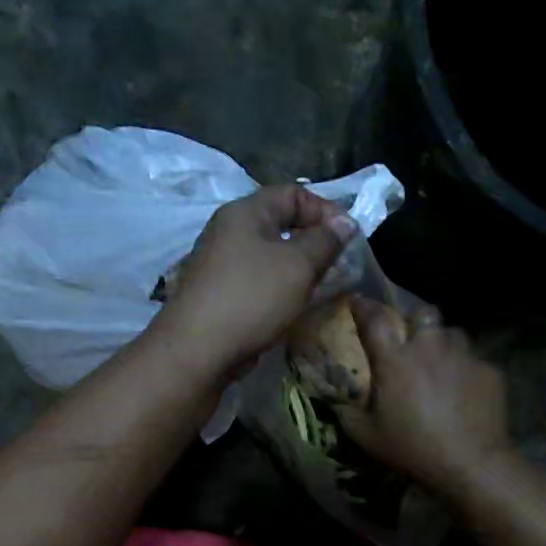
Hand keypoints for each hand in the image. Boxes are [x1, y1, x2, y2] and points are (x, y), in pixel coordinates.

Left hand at [152, 185, 356, 374]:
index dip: (325, 209)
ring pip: (267, 259)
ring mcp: (218, 267)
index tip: (349, 238)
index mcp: (244, 213)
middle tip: (336, 267)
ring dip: (296, 272)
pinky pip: (255, 285)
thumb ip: (325, 241)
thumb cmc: (251, 298)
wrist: (196, 352)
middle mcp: (227, 233)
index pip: (292, 193)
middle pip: (279, 225)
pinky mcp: (216, 297)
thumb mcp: (298, 265)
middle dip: (312, 243)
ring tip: (318, 290)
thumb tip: (344, 223)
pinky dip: (276, 292)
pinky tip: (290, 309)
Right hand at [336, 296, 511, 494]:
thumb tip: (331, 395)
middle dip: (415, 320)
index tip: (357, 303)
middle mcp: (429, 348)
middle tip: (409, 339)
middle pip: (423, 313)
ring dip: (442, 342)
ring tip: (438, 363)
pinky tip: (461, 391)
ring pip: (452, 333)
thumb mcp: (363, 434)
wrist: (469, 463)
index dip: (364, 307)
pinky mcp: (489, 371)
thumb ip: (344, 409)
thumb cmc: (410, 447)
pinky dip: (464, 370)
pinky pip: (473, 360)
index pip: (375, 318)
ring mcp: (463, 357)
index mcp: (394, 360)